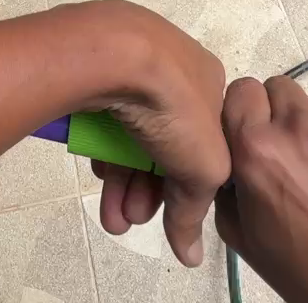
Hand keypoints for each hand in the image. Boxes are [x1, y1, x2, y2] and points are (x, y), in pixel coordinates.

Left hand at [72, 1, 229, 267]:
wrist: (113, 54)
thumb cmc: (173, 105)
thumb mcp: (205, 166)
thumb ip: (194, 211)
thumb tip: (189, 255)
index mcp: (209, 80)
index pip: (204, 142)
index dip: (187, 186)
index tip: (168, 216)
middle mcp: (173, 66)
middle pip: (165, 141)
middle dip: (147, 191)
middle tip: (128, 221)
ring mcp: (133, 60)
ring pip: (132, 130)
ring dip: (123, 180)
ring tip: (109, 215)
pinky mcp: (98, 63)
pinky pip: (106, 110)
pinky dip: (104, 145)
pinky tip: (97, 171)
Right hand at [216, 77, 307, 302]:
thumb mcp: (245, 237)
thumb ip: (226, 182)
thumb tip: (229, 151)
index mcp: (257, 148)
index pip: (242, 90)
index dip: (249, 110)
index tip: (258, 129)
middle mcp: (299, 126)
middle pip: (281, 89)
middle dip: (283, 115)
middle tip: (297, 155)